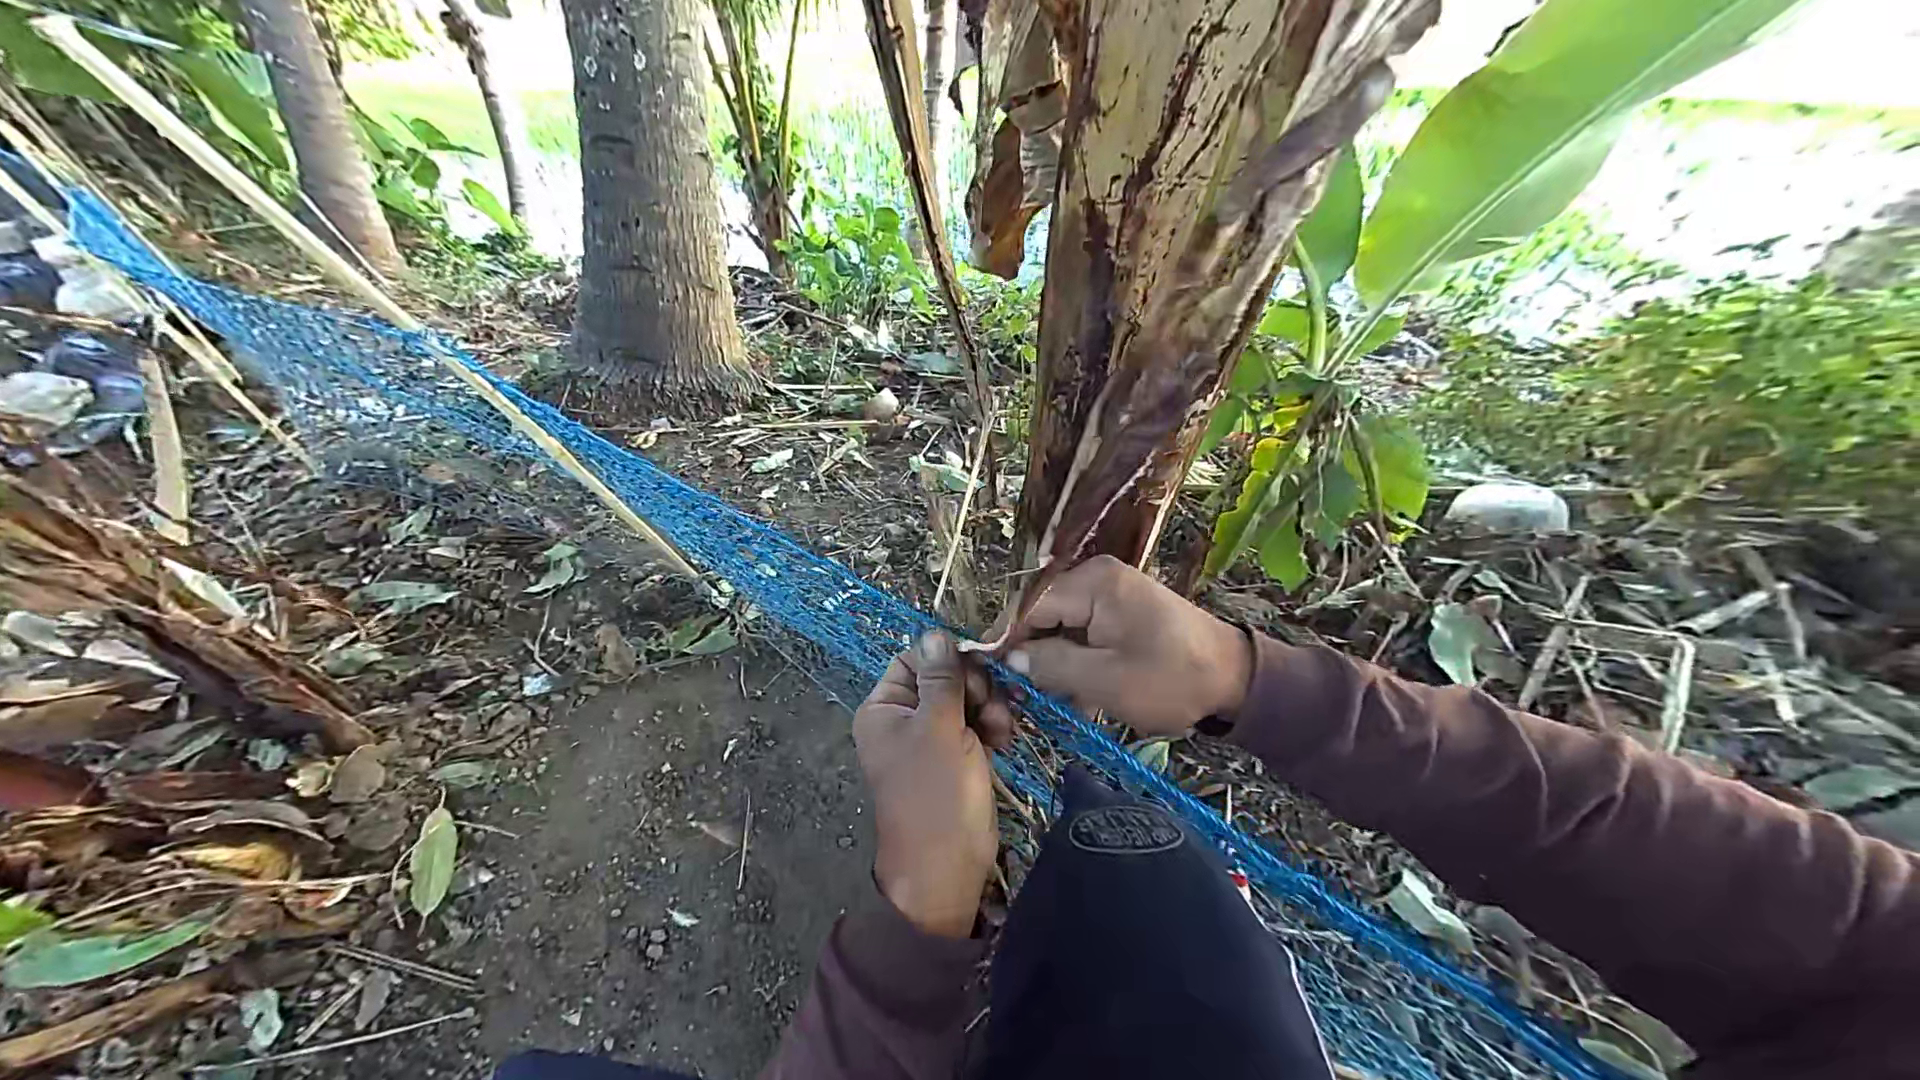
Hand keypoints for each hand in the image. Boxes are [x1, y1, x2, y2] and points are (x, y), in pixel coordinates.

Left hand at [852, 632, 1009, 937]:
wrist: (948, 867)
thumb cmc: (935, 793)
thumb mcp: (938, 728)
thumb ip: (941, 678)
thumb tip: (935, 632)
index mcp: (885, 707)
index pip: (915, 659)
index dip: (948, 658)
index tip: (977, 667)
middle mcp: (905, 716)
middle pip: (945, 676)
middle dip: (975, 687)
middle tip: (991, 707)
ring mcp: (933, 735)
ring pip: (967, 697)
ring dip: (990, 707)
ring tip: (1000, 731)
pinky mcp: (958, 753)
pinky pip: (978, 721)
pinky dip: (993, 725)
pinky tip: (1004, 740)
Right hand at [1003, 555, 1252, 735]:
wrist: (1236, 679)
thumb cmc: (1171, 678)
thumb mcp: (1104, 680)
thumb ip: (1051, 665)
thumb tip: (1010, 660)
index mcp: (1093, 582)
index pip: (1029, 606)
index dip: (1007, 641)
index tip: (994, 676)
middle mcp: (1097, 577)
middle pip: (1044, 615)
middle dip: (1034, 655)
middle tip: (1027, 696)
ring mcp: (1111, 591)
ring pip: (1062, 626)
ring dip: (1057, 662)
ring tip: (1061, 700)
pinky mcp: (1122, 609)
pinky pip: (1084, 631)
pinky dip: (1079, 659)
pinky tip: (1084, 692)